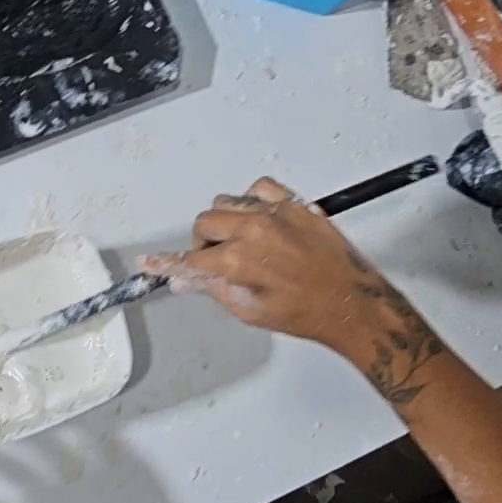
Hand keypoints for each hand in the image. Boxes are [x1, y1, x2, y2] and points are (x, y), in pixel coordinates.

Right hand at [142, 177, 409, 349]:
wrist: (353, 305)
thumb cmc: (305, 314)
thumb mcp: (250, 310)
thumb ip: (212, 288)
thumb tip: (184, 280)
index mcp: (240, 260)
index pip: (191, 258)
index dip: (167, 262)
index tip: (148, 261)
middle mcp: (254, 230)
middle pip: (205, 223)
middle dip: (203, 244)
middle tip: (216, 262)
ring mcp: (277, 213)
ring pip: (228, 203)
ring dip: (226, 222)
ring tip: (241, 243)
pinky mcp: (296, 204)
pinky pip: (260, 188)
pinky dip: (252, 201)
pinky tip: (259, 220)